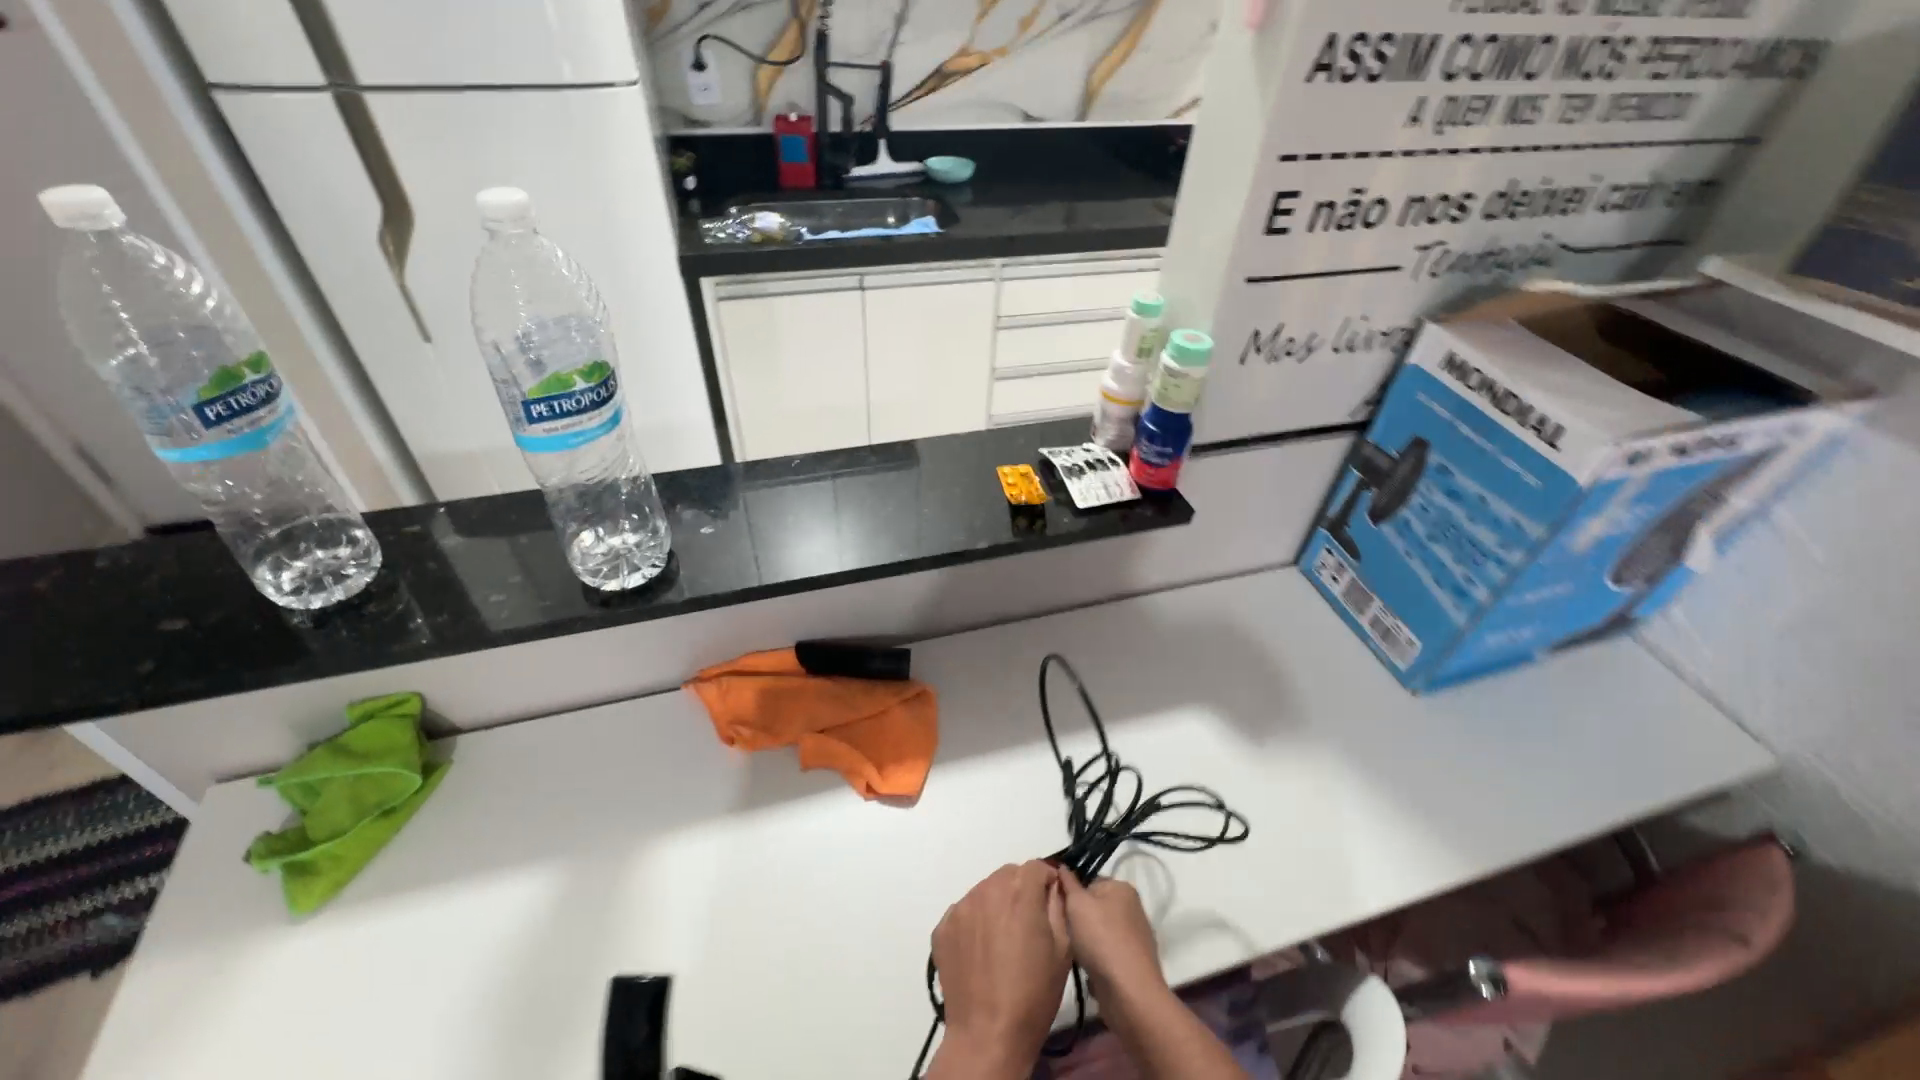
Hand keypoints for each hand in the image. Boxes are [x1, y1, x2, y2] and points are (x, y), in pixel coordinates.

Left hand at [930, 861, 1071, 1074]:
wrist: (987, 1032)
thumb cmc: (1033, 993)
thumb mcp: (1062, 949)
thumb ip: (1057, 907)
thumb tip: (1051, 887)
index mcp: (1020, 894)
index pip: (1036, 866)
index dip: (1047, 881)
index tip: (1050, 902)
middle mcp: (986, 891)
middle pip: (1008, 874)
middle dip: (1021, 888)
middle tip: (1027, 922)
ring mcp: (960, 908)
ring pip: (984, 890)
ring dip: (997, 903)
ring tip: (1003, 938)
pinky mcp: (942, 927)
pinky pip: (964, 911)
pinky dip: (975, 921)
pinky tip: (982, 950)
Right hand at [1055, 868, 1167, 1000]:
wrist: (1129, 991)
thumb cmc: (1101, 939)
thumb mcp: (1077, 904)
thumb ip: (1068, 883)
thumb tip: (1063, 866)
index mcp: (1122, 888)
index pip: (1088, 881)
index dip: (1069, 893)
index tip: (1055, 907)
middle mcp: (1132, 908)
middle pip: (1093, 907)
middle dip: (1076, 919)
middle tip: (1061, 930)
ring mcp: (1134, 936)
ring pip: (1097, 931)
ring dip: (1083, 941)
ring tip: (1071, 951)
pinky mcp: (1132, 961)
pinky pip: (1105, 953)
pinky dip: (1094, 958)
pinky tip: (1085, 967)